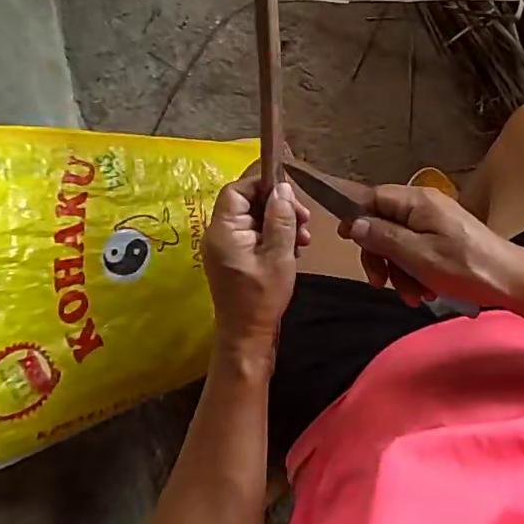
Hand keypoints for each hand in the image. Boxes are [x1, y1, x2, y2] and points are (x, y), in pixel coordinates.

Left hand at [203, 175, 310, 357]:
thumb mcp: (279, 255)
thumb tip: (283, 188)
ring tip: (304, 237)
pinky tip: (294, 248)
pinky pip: (253, 235)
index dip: (262, 186)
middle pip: (246, 203)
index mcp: (223, 230)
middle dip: (277, 206)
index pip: (237, 190)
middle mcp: (218, 234)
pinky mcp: (234, 257)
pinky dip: (274, 236)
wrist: (248, 337)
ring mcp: (225, 247)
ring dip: (280, 222)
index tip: (289, 194)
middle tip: (304, 218)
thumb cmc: (262, 297)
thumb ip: (281, 218)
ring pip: (253, 219)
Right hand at [344, 185, 523, 309]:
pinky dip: (415, 271)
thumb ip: (382, 237)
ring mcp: (436, 222)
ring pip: (399, 241)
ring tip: (412, 295)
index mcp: (417, 201)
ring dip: (399, 270)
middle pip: (383, 223)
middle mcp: (425, 205)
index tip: (346, 242)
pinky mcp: (445, 238)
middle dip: (380, 255)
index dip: (356, 217)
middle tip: (381, 283)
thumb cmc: (464, 267)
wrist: (512, 281)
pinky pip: (417, 250)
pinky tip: (424, 292)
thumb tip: (354, 223)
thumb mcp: (417, 254)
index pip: (373, 197)